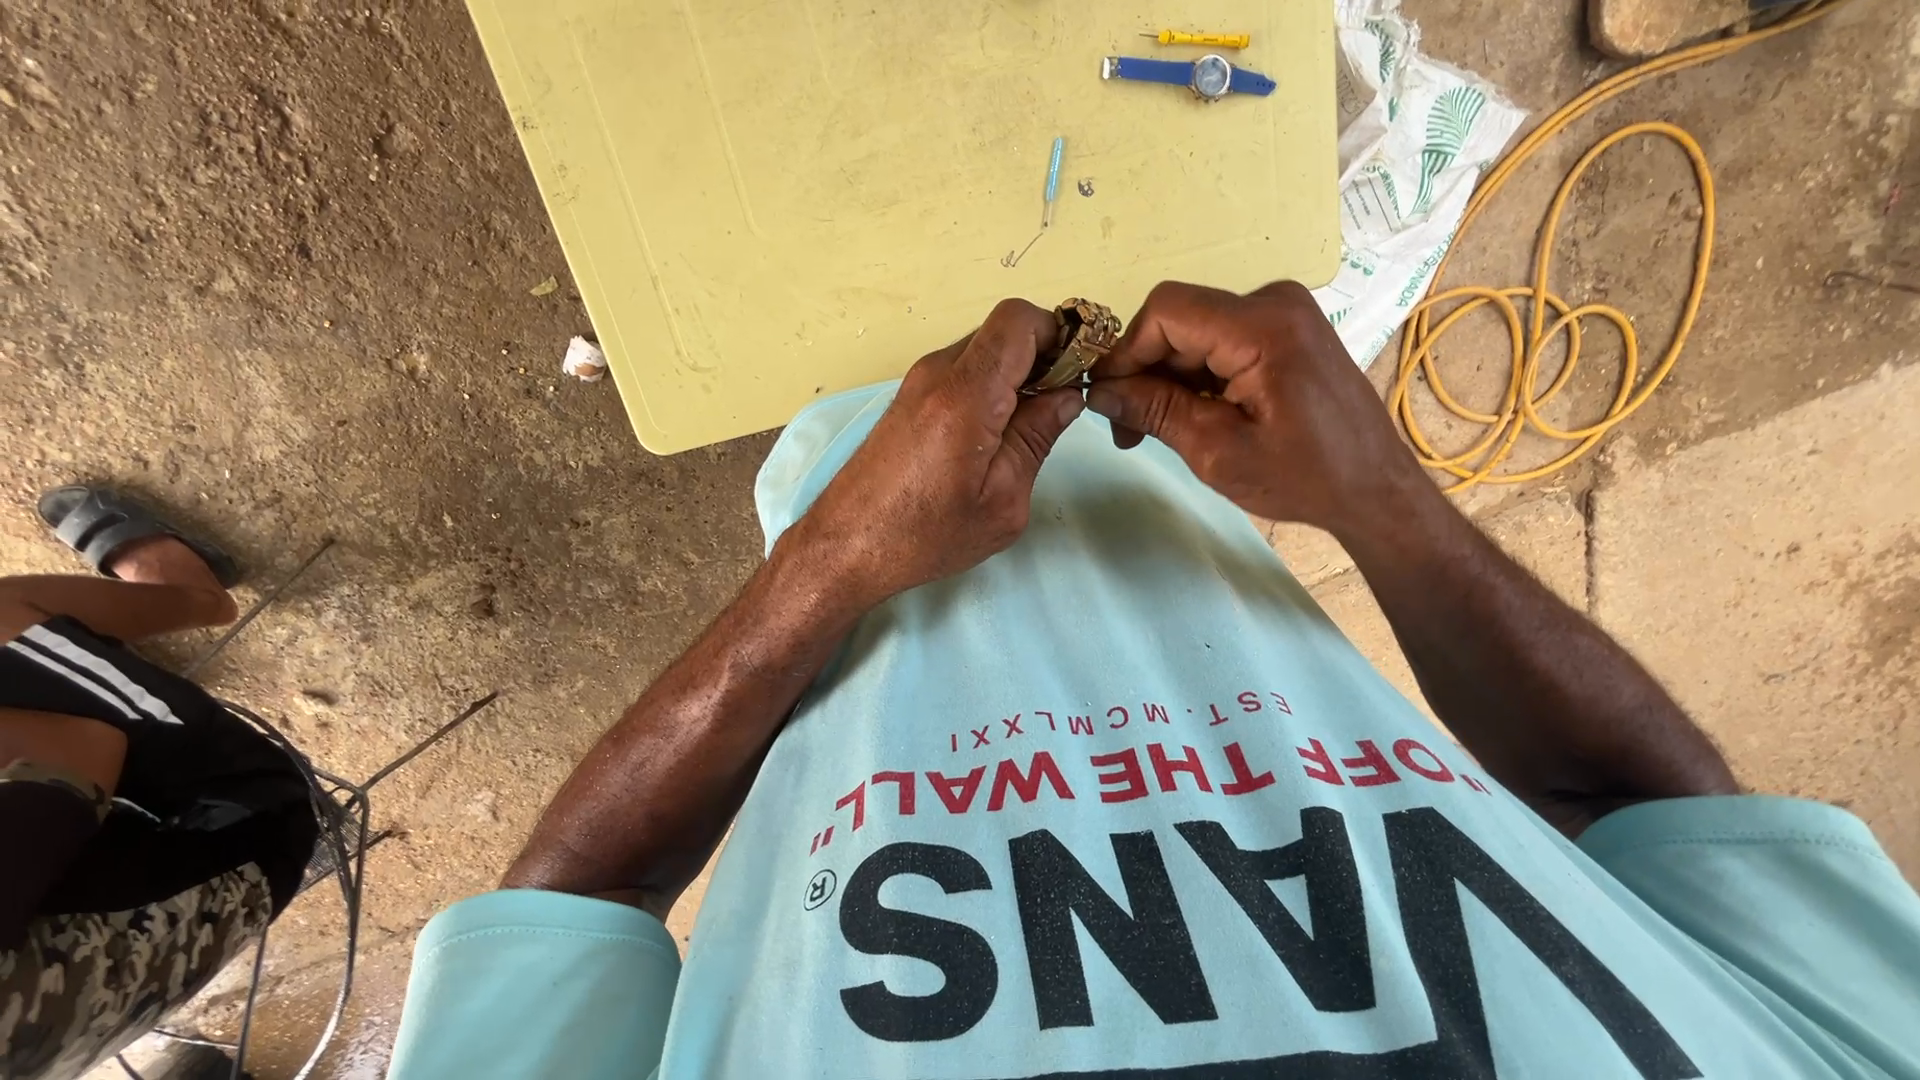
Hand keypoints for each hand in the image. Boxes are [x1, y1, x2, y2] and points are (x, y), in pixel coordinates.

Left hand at [780, 299, 1085, 607]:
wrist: (845, 546)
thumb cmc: (925, 535)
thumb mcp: (1002, 501)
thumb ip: (1037, 438)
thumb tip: (1067, 396)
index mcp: (965, 395)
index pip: (1019, 320)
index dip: (1059, 335)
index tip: (1077, 374)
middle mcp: (937, 373)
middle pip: (1003, 331)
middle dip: (1042, 355)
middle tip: (1060, 405)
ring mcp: (917, 382)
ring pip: (983, 350)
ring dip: (1015, 373)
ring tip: (1029, 425)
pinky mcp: (908, 398)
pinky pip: (962, 371)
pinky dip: (990, 385)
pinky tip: (995, 432)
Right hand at [1086, 280, 1432, 540]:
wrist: (1375, 488)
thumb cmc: (1304, 477)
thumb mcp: (1218, 451)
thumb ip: (1155, 412)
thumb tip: (1098, 392)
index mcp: (1263, 326)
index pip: (1166, 311)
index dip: (1126, 351)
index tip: (1107, 399)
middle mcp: (1272, 303)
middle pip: (1178, 321)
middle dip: (1143, 372)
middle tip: (1126, 429)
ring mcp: (1281, 314)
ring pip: (1193, 334)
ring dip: (1165, 380)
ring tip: (1153, 431)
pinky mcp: (1283, 332)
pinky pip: (1218, 343)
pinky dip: (1193, 378)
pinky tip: (1187, 417)